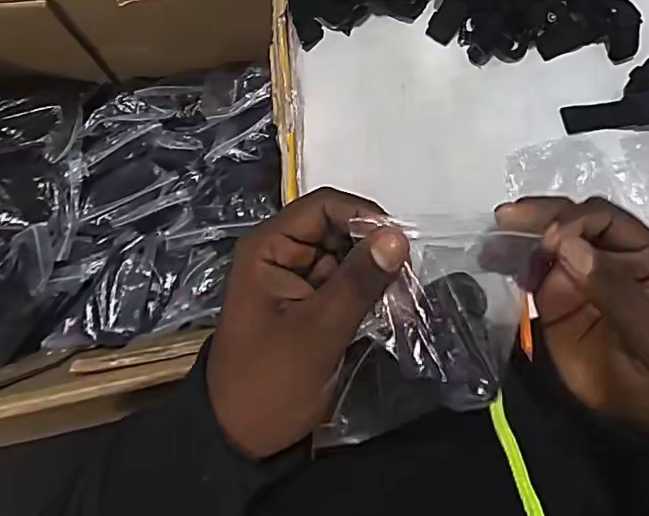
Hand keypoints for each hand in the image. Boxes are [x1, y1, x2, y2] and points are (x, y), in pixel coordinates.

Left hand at [207, 187, 409, 457]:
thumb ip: (358, 281)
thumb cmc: (270, 383)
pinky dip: (367, 290)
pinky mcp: (308, 301)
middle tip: (409, 276)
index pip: (322, 206)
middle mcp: (281, 251)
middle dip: (372, 246)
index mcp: (269, 245)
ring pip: (344, 254)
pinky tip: (392, 307)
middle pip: (336, 227)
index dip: (362, 215)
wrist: (239, 441)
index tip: (400, 243)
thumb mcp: (318, 332)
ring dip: (373, 270)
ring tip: (405, 294)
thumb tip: (398, 236)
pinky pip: (344, 281)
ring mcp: (295, 276)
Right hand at [496, 197, 648, 435]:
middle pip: (568, 218)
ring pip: (543, 236)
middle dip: (537, 216)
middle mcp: (606, 251)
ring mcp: (577, 268)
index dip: (575, 221)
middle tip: (506, 219)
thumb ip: (612, 288)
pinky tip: (493, 258)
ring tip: (492, 239)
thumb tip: (568, 243)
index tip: (552, 240)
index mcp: (642, 252)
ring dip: (518, 232)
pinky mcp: (553, 289)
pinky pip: (528, 264)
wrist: (646, 419)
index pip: (603, 217)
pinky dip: (509, 257)